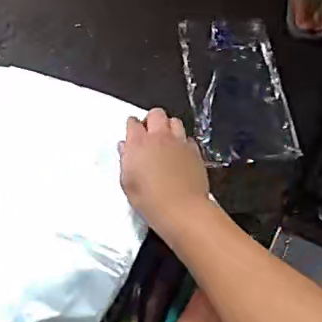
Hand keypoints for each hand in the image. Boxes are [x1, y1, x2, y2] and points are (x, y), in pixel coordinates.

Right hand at [120, 108, 210, 232]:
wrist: (181, 208)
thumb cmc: (149, 199)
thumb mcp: (127, 182)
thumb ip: (125, 160)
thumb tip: (125, 148)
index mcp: (138, 142)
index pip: (133, 122)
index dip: (132, 127)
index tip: (132, 134)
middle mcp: (159, 137)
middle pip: (156, 114)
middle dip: (152, 120)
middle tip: (149, 133)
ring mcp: (179, 142)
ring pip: (175, 121)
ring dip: (169, 127)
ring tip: (166, 140)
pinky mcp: (195, 152)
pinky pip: (188, 138)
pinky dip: (183, 142)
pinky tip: (180, 154)